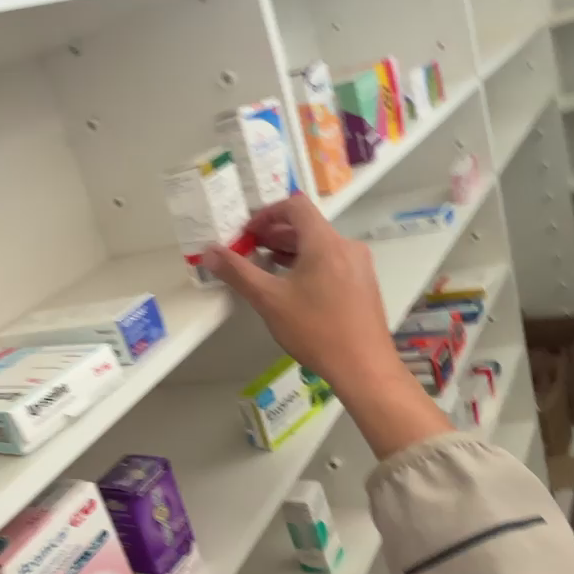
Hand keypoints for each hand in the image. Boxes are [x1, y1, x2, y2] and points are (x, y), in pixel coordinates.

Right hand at [201, 194, 400, 389]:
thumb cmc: (315, 330)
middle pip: (308, 225)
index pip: (296, 206)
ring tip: (268, 269)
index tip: (248, 232)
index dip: (268, 213)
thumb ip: (238, 272)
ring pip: (321, 245)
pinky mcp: (364, 284)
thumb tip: (209, 252)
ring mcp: (359, 266)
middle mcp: (346, 246)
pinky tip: (296, 289)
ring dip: (292, 251)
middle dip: (276, 234)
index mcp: (325, 242)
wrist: (363, 367)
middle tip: (251, 250)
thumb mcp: (269, 300)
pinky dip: (310, 265)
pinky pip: (333, 262)